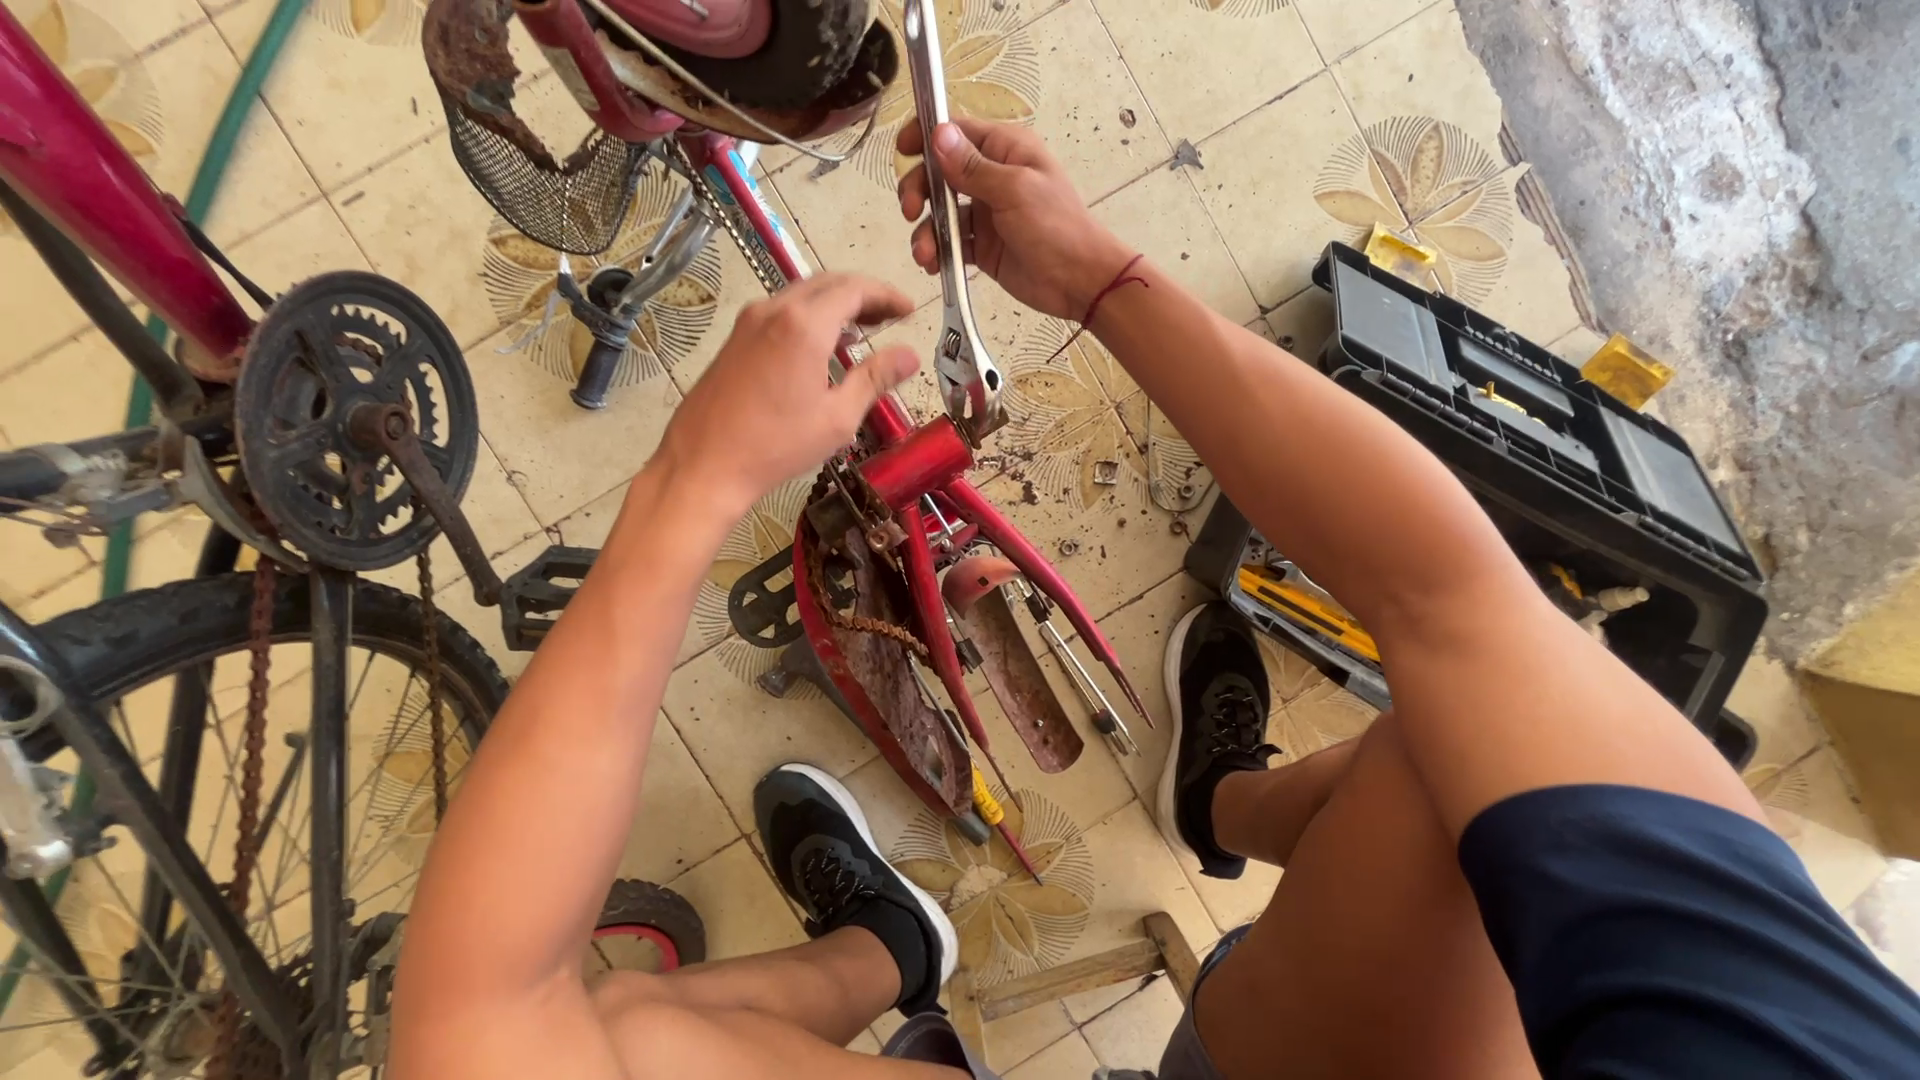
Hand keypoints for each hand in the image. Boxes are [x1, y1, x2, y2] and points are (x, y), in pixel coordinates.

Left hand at [657, 273, 919, 513]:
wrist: (704, 464)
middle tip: (891, 317)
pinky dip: (810, 316)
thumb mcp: (837, 417)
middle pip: (828, 283)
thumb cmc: (776, 445)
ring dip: (835, 304)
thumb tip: (910, 356)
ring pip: (802, 295)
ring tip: (862, 330)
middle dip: (864, 295)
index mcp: (804, 324)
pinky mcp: (735, 338)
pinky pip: (781, 311)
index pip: (855, 289)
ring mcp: (749, 322)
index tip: (909, 309)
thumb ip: (875, 378)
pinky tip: (822, 345)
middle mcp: (774, 310)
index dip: (886, 295)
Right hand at [897, 117, 1135, 319]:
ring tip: (925, 254)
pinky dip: (937, 253)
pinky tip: (933, 265)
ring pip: (940, 213)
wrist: (1078, 282)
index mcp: (1005, 150)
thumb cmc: (1057, 228)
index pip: (956, 131)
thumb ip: (973, 167)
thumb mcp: (1015, 190)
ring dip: (925, 230)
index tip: (904, 150)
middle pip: (939, 173)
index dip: (926, 136)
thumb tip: (938, 134)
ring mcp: (985, 213)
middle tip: (910, 210)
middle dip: (918, 190)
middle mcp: (992, 177)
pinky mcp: (982, 247)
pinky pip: (950, 244)